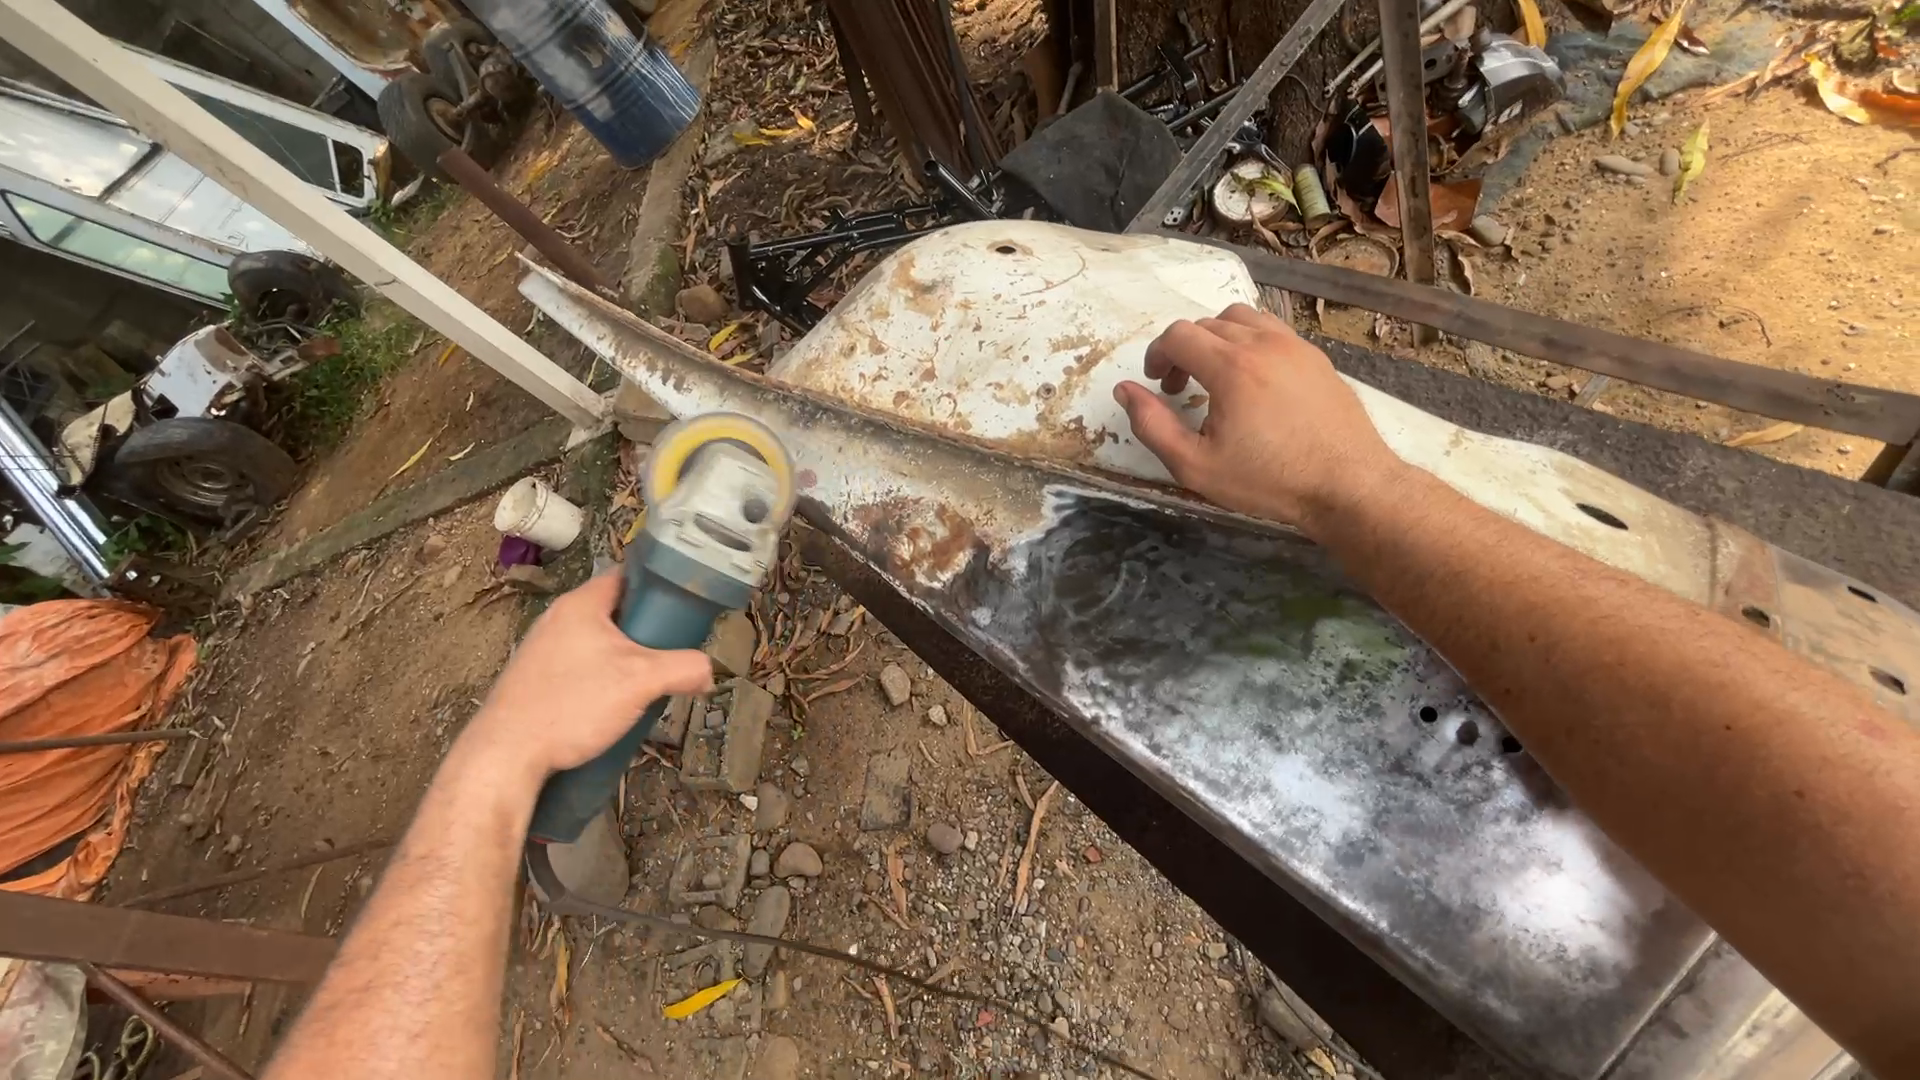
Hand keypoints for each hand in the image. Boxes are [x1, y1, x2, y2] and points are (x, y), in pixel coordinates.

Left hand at [463, 573, 712, 781]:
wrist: (507, 756)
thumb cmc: (574, 703)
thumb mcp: (643, 681)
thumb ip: (685, 668)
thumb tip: (709, 673)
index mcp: (581, 604)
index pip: (628, 575)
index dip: (660, 585)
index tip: (686, 604)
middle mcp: (558, 619)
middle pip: (616, 610)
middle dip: (648, 629)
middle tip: (674, 648)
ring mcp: (543, 650)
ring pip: (599, 642)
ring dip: (627, 657)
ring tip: (649, 680)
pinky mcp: (535, 680)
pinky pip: (581, 666)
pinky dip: (604, 677)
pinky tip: (616, 704)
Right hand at [1113, 304, 1401, 534]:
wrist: (1347, 485)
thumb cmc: (1267, 481)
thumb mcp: (1194, 465)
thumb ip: (1152, 425)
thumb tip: (1125, 390)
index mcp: (1231, 366)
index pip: (1178, 335)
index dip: (1156, 354)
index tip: (1155, 383)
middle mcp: (1263, 343)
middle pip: (1207, 324)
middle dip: (1182, 350)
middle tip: (1178, 389)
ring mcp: (1295, 346)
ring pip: (1241, 319)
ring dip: (1215, 340)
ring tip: (1213, 377)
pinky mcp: (1316, 357)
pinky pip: (1271, 331)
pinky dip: (1248, 343)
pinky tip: (1250, 382)